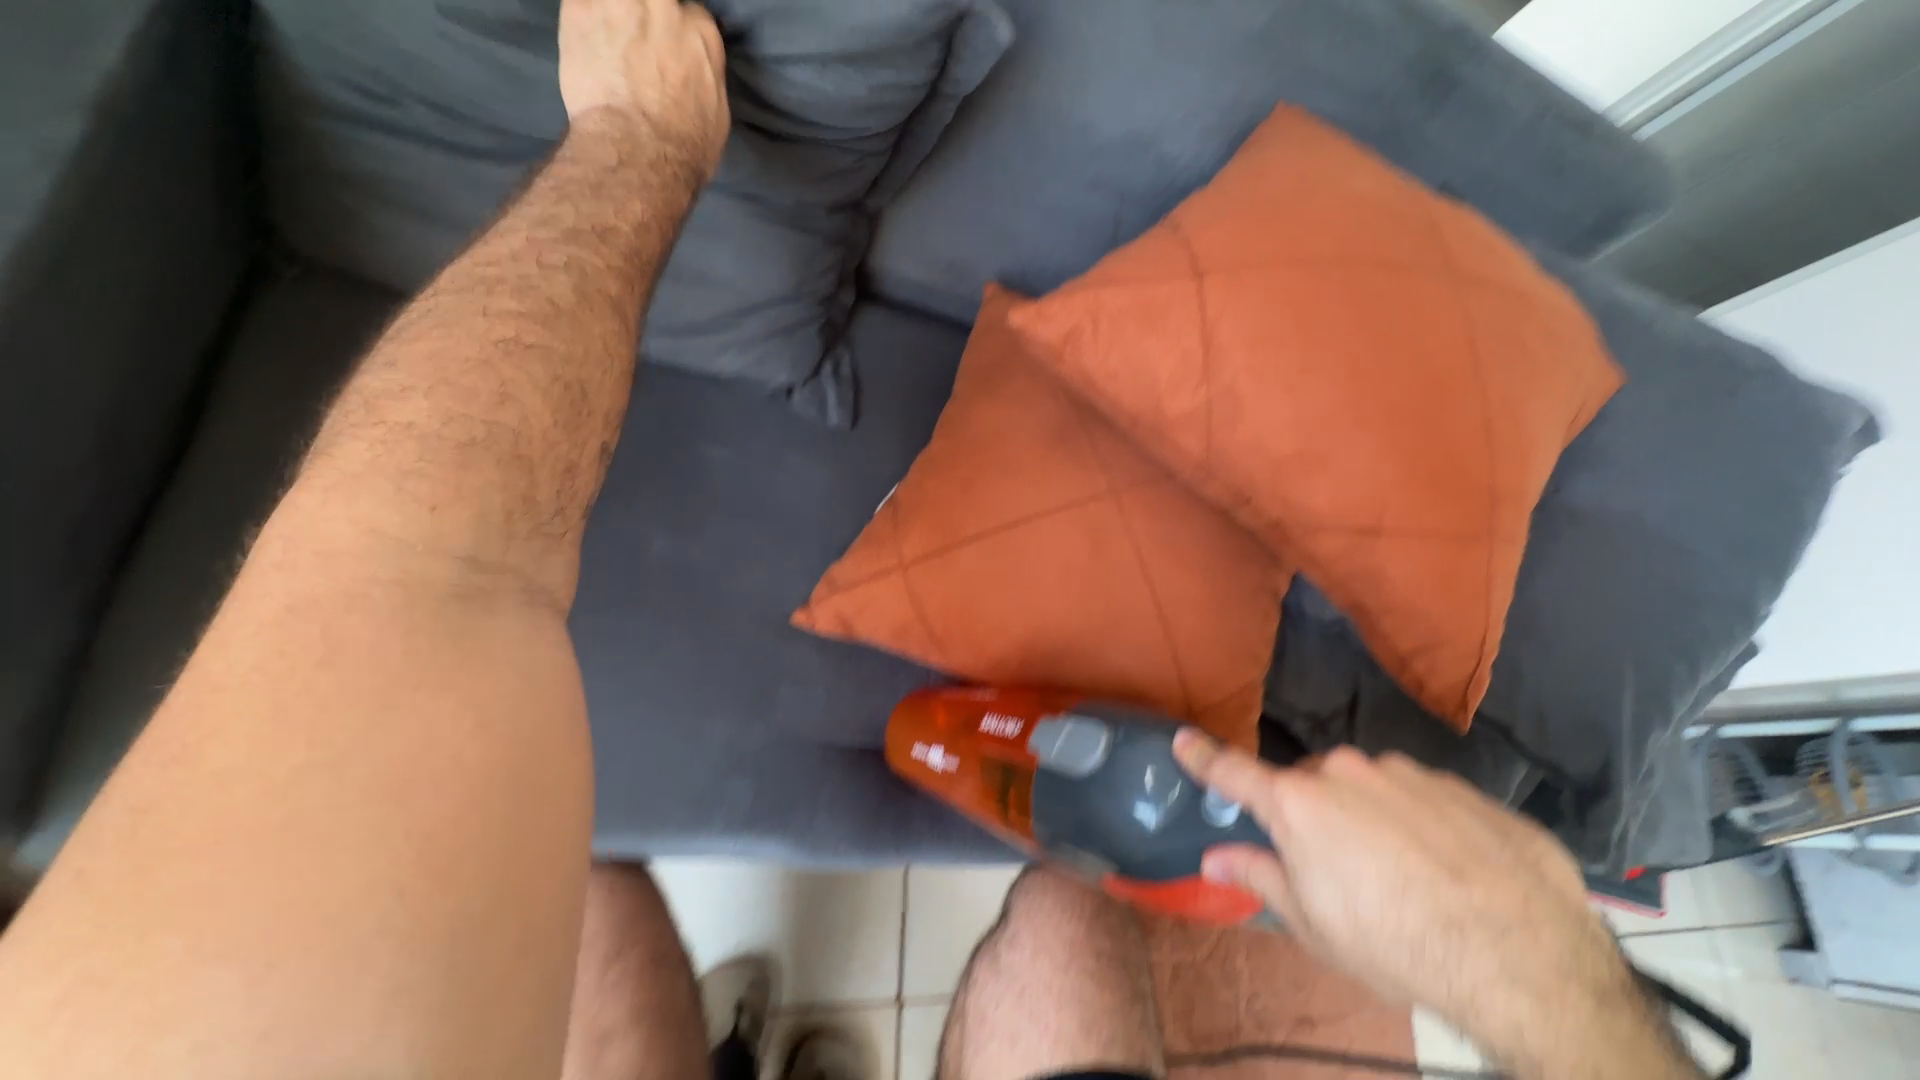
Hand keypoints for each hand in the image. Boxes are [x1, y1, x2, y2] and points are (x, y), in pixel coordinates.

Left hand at [559, 0, 729, 177]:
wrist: (638, 153)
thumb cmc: (686, 148)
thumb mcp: (715, 114)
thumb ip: (702, 77)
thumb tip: (692, 72)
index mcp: (700, 33)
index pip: (689, 12)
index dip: (673, 33)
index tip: (663, 51)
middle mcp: (663, 7)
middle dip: (642, 12)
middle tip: (630, 40)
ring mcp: (619, 3)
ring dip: (609, 13)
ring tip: (604, 38)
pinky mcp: (579, 9)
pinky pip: (578, 1)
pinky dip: (579, 16)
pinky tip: (581, 39)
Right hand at [1173, 733, 1638, 1058]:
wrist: (1524, 959)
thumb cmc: (1395, 946)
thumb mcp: (1314, 927)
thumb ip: (1261, 879)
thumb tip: (1215, 859)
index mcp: (1299, 804)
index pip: (1235, 773)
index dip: (1205, 757)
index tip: (1183, 738)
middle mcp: (1348, 773)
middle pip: (1311, 785)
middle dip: (1312, 815)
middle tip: (1334, 868)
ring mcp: (1411, 774)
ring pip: (1371, 789)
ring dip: (1372, 818)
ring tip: (1404, 877)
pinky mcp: (1466, 788)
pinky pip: (1426, 799)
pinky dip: (1425, 826)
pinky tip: (1453, 872)